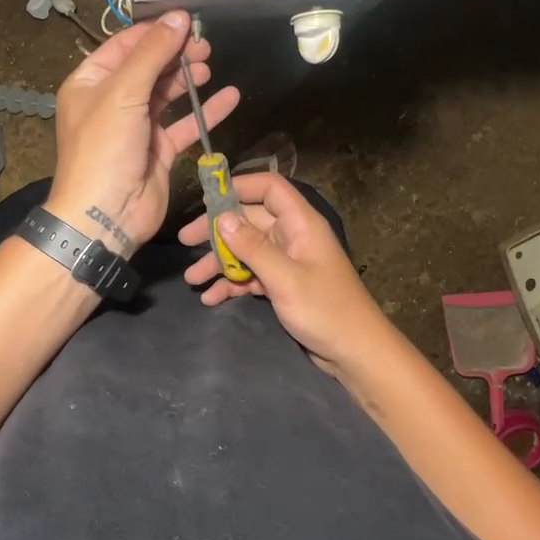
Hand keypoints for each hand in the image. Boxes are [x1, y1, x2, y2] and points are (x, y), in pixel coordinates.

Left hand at [43, 10, 239, 256]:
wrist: (105, 214)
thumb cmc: (104, 149)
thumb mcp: (123, 93)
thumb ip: (153, 53)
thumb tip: (179, 16)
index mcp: (90, 83)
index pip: (124, 46)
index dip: (155, 32)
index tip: (187, 21)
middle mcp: (111, 102)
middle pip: (148, 67)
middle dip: (175, 54)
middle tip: (204, 46)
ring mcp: (136, 127)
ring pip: (167, 94)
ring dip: (188, 79)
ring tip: (209, 67)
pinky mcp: (159, 150)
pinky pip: (185, 124)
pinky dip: (206, 111)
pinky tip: (229, 97)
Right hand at [178, 172, 396, 377]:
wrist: (355, 352)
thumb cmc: (325, 310)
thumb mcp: (284, 278)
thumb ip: (252, 247)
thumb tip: (222, 218)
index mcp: (301, 224)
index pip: (269, 189)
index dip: (239, 187)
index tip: (205, 199)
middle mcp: (294, 237)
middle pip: (250, 221)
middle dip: (217, 231)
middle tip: (185, 242)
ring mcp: (288, 262)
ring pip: (247, 251)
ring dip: (219, 262)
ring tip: (192, 279)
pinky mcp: (284, 286)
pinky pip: (252, 276)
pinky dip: (232, 284)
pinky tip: (211, 298)